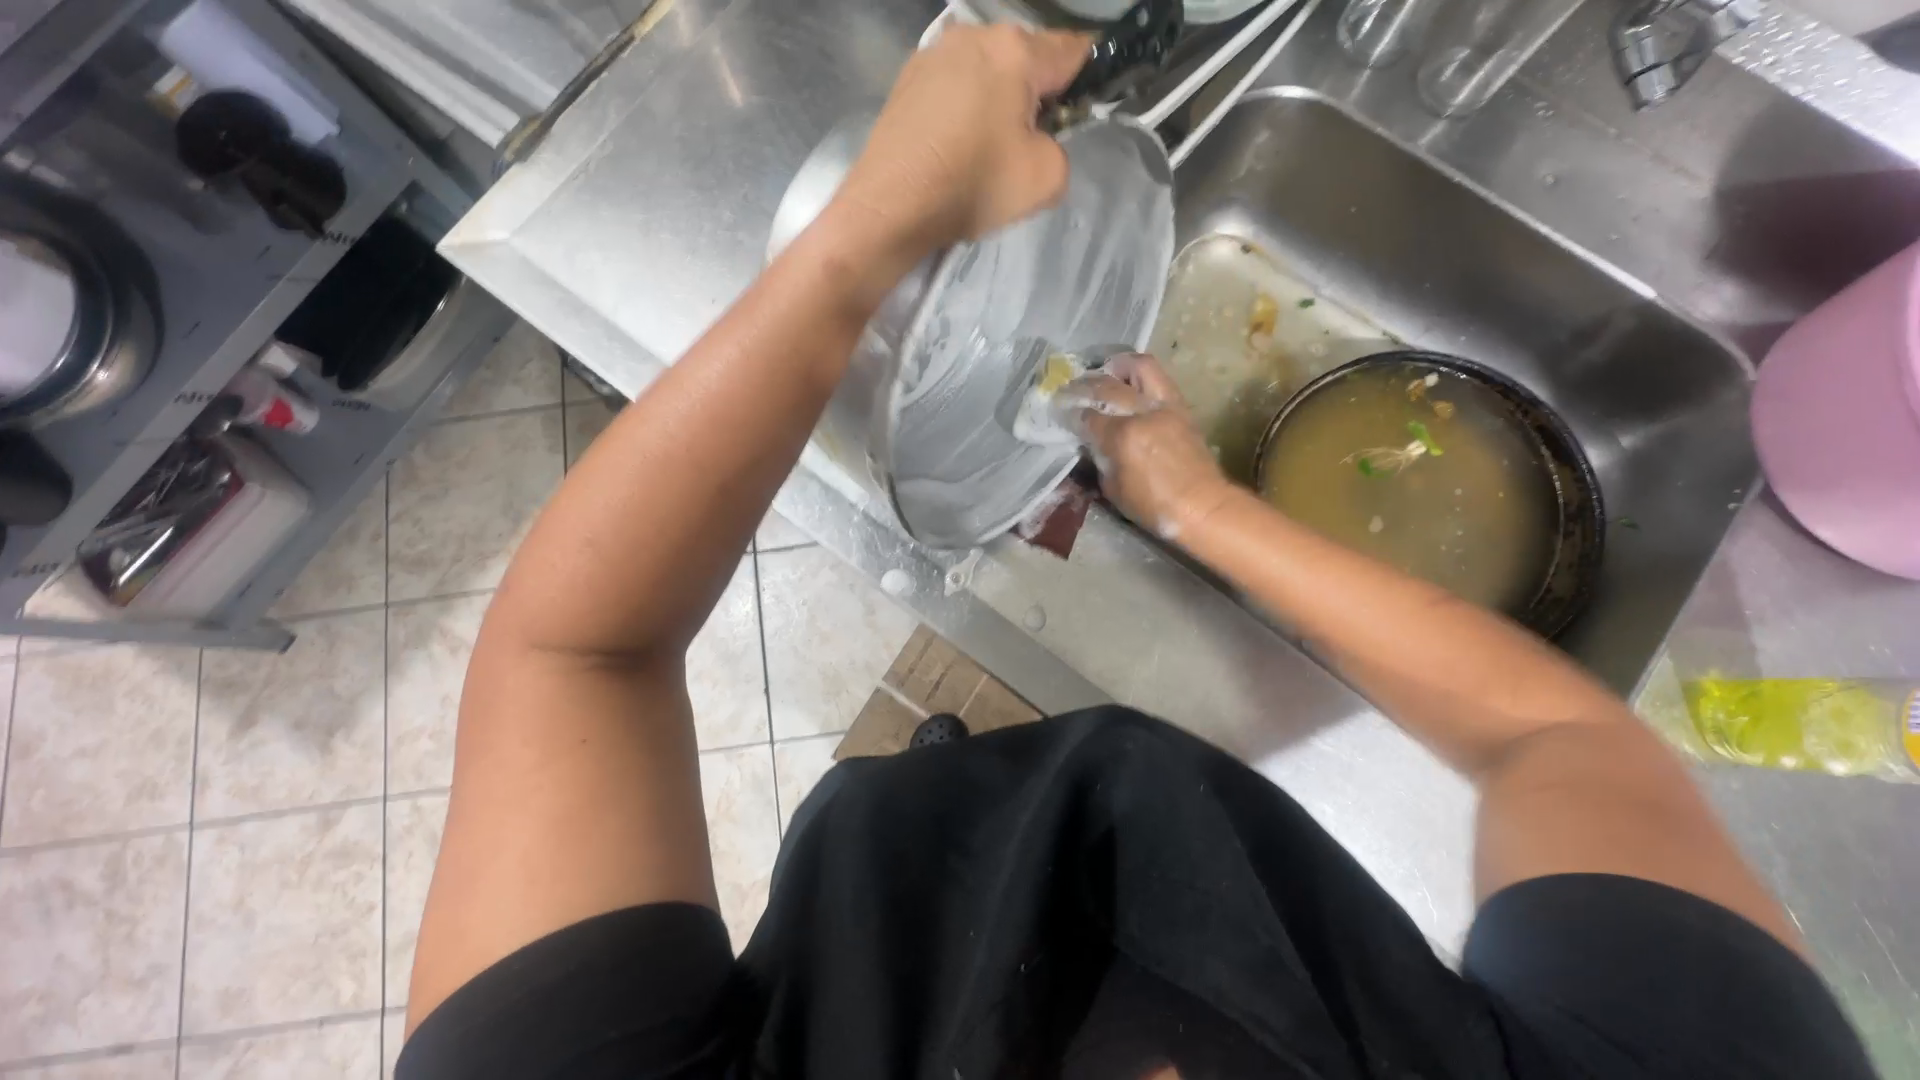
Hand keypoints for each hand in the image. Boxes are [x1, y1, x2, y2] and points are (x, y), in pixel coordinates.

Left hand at [833, 25, 1089, 253]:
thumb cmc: (972, 185)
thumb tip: (1044, 139)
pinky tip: (958, 146)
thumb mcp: (1047, 178)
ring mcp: (934, 54)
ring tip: (990, 148)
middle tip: (1032, 141)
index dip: (1089, 82)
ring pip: (987, 71)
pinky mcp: (906, 80)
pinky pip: (954, 87)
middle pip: (1025, 59)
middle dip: (1036, 93)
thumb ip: (1063, 148)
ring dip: (998, 100)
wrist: (890, 208)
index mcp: (1015, 49)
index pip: (1074, 51)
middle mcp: (973, 35)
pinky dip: (964, 109)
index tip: (1084, 112)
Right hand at [1061, 354, 1234, 543]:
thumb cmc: (1154, 506)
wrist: (1203, 507)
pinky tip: (1128, 386)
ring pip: (1139, 365)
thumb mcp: (1112, 489)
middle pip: (1105, 385)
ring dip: (1117, 365)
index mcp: (1122, 437)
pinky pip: (1158, 379)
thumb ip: (1098, 458)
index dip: (1068, 413)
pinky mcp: (1181, 407)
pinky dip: (1138, 377)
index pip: (1086, 415)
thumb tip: (1090, 442)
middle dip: (1082, 385)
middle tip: (1071, 390)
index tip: (1058, 412)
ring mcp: (1165, 405)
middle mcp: (1142, 412)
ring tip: (1104, 373)